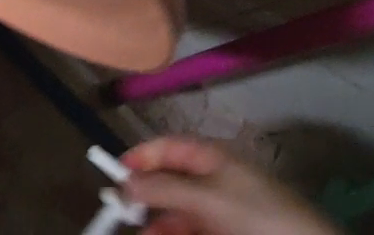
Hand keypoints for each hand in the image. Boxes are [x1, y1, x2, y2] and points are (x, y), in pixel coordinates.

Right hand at [120, 137, 338, 234]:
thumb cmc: (257, 216)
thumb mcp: (206, 198)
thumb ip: (162, 189)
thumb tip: (124, 183)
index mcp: (211, 157)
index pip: (166, 148)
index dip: (140, 158)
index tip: (116, 175)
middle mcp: (213, 180)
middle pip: (169, 182)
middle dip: (146, 197)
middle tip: (123, 213)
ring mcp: (222, 211)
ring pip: (179, 213)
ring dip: (158, 223)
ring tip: (141, 234)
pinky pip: (192, 231)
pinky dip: (174, 234)